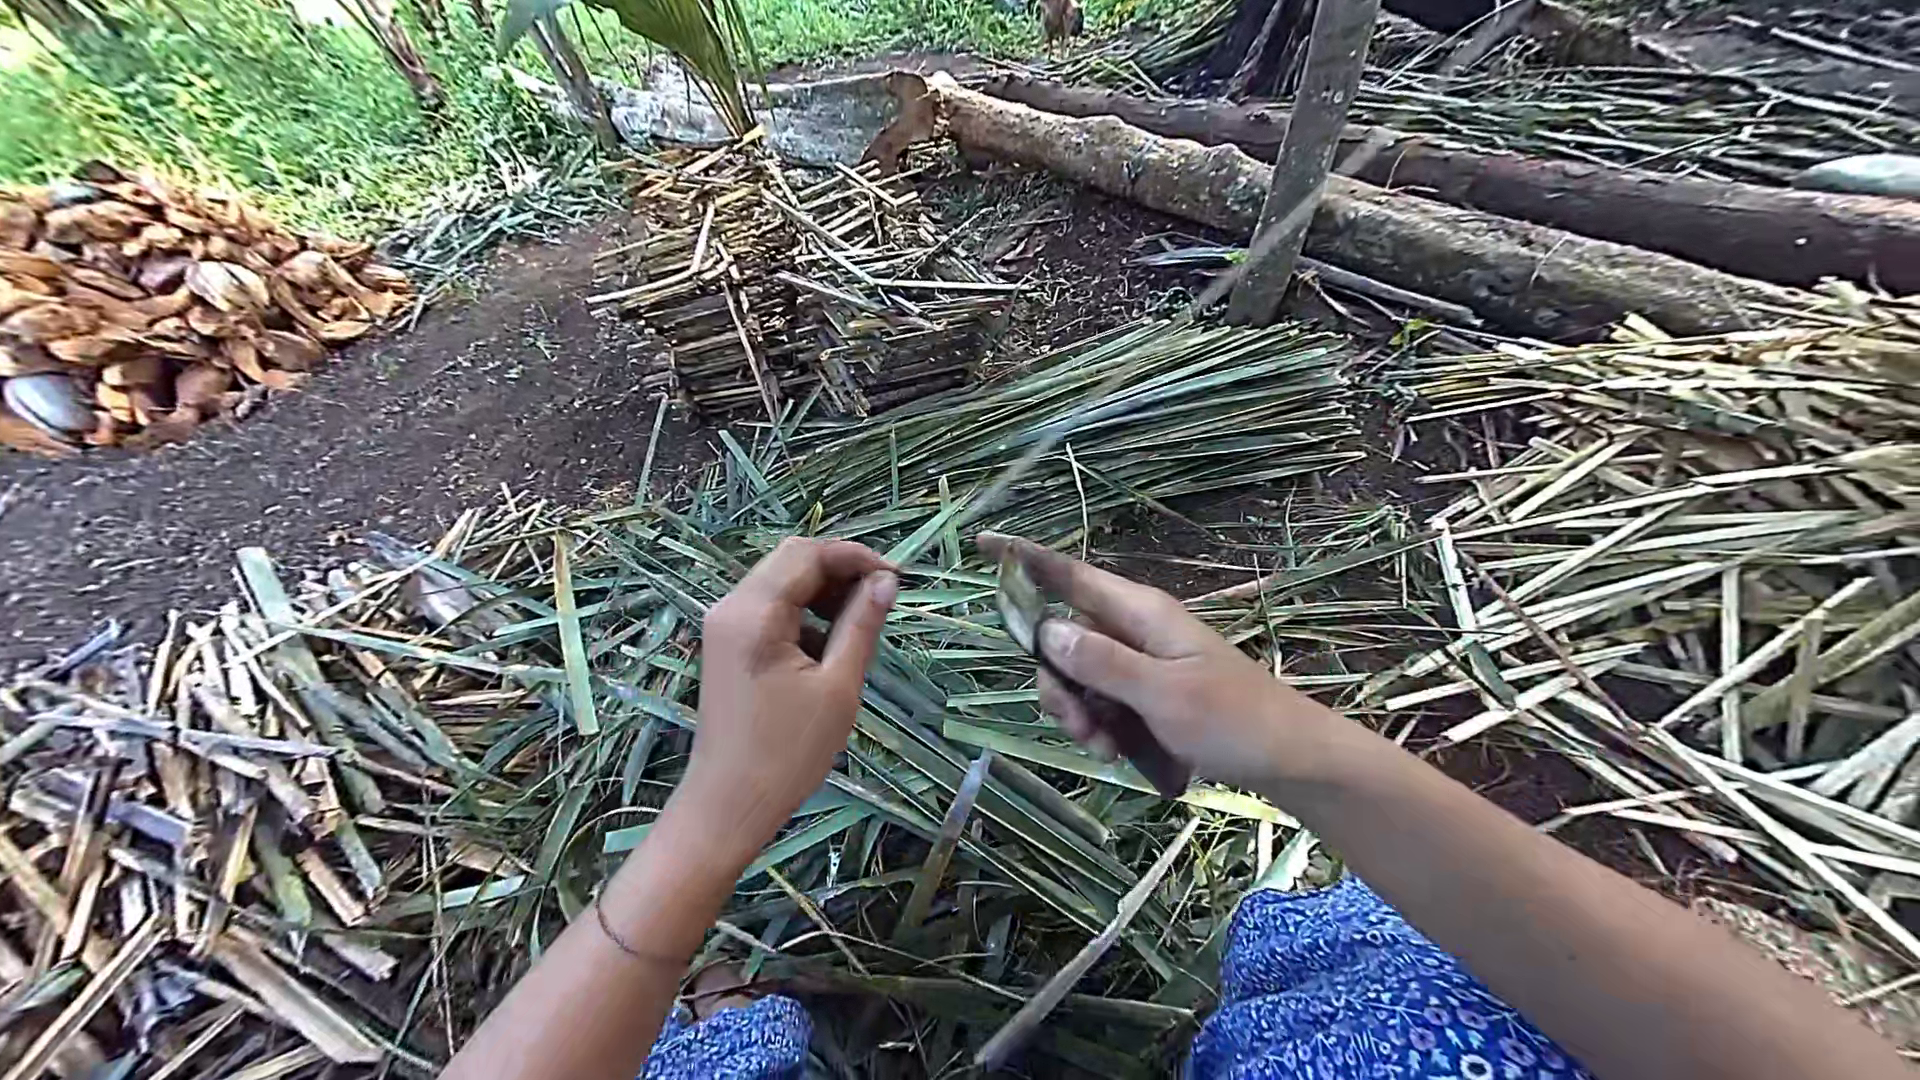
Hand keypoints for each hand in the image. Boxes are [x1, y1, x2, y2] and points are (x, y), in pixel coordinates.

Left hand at [687, 537, 896, 841]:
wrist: (729, 806)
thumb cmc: (788, 752)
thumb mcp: (839, 686)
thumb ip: (862, 624)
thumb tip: (887, 581)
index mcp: (754, 614)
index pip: (808, 555)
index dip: (855, 557)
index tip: (894, 578)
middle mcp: (732, 607)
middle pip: (792, 560)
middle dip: (840, 570)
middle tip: (880, 597)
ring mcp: (725, 624)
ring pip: (783, 581)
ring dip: (825, 591)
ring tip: (860, 622)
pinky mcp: (728, 643)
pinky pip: (773, 607)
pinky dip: (806, 612)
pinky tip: (830, 644)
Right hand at [978, 532, 1354, 789]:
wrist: (1287, 759)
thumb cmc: (1233, 718)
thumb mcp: (1163, 692)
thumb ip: (1101, 661)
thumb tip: (1044, 628)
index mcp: (1137, 611)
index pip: (1068, 573)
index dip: (1024, 559)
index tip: (983, 545)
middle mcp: (1129, 627)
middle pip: (1061, 636)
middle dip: (1056, 680)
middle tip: (1078, 724)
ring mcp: (1134, 658)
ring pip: (1074, 672)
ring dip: (1075, 710)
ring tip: (1103, 744)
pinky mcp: (1140, 687)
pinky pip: (1095, 696)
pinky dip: (1094, 722)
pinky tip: (1114, 748)